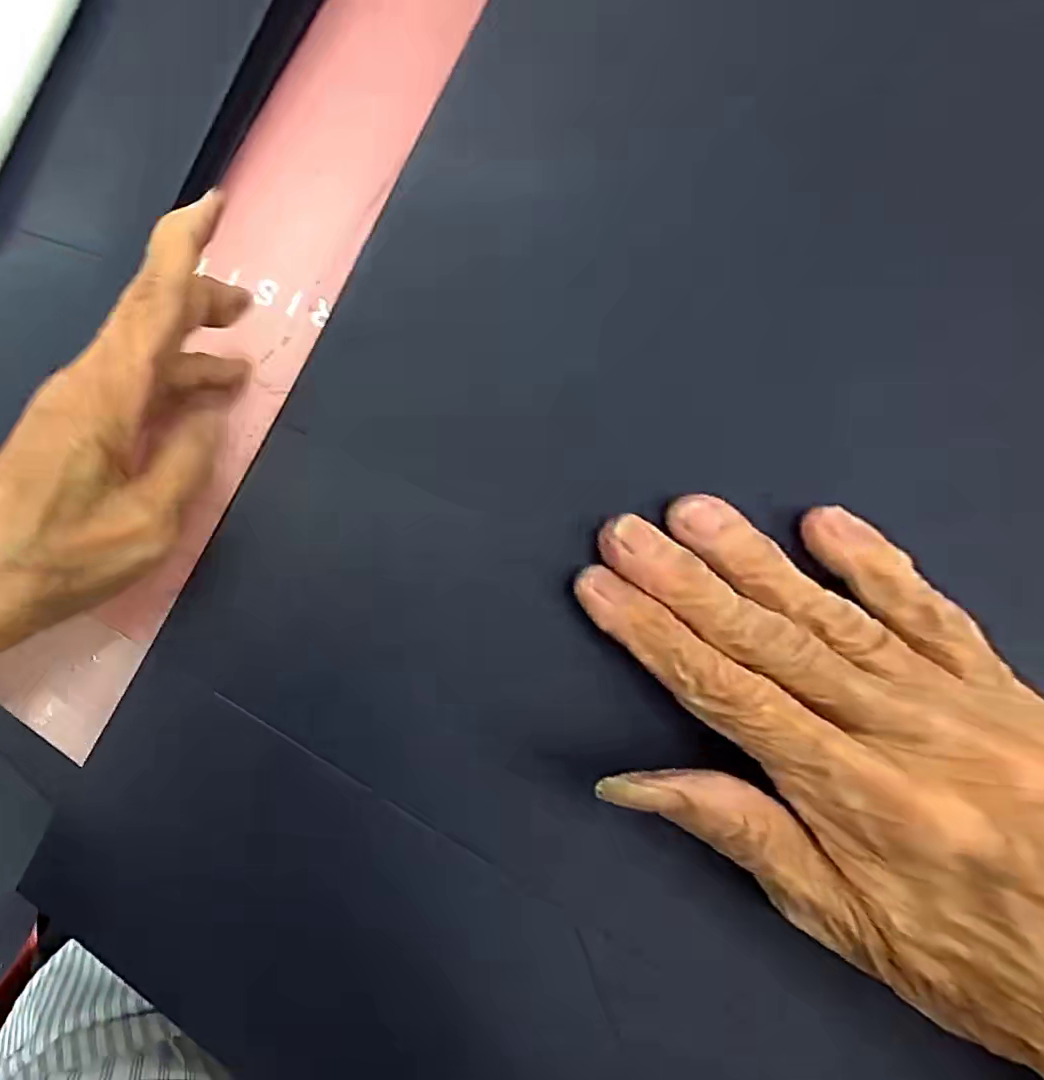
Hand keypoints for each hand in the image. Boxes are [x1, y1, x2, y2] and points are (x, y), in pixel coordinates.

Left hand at [0, 192, 251, 668]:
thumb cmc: (59, 562)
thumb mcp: (145, 525)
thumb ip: (185, 461)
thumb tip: (208, 415)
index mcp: (105, 395)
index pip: (151, 299)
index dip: (184, 245)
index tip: (213, 203)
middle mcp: (79, 385)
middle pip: (142, 317)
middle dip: (195, 302)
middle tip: (242, 311)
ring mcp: (60, 408)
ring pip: (130, 355)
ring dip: (180, 354)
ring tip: (229, 372)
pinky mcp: (52, 434)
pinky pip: (113, 389)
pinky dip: (153, 387)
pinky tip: (177, 413)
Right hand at [577, 495, 1043, 1068]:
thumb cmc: (981, 959)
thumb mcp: (845, 920)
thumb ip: (738, 833)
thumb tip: (623, 784)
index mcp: (867, 796)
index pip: (725, 694)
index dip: (651, 635)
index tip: (598, 588)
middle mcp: (918, 738)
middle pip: (770, 642)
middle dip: (684, 581)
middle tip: (625, 532)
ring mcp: (974, 707)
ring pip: (835, 616)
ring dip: (753, 558)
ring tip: (694, 511)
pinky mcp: (1014, 694)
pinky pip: (938, 618)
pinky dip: (878, 565)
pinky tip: (825, 523)